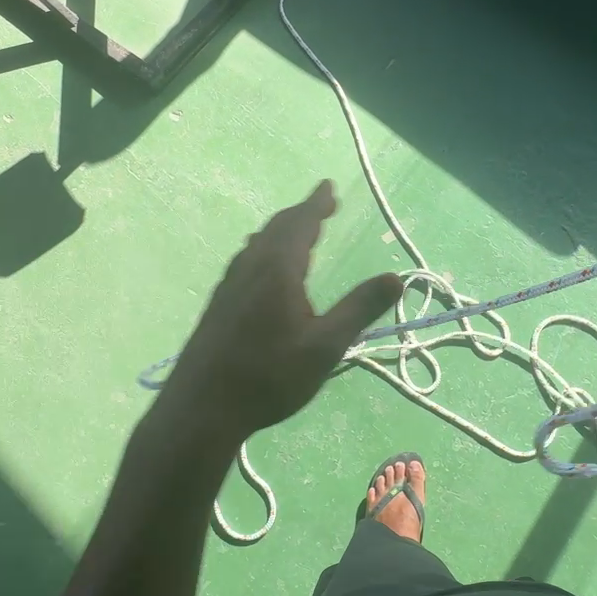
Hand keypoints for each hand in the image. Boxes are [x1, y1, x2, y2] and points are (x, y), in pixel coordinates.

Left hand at [157, 182, 402, 442]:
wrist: (201, 409)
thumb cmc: (268, 377)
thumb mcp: (325, 347)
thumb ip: (359, 309)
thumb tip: (396, 277)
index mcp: (278, 270)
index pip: (300, 224)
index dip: (317, 204)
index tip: (329, 186)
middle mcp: (250, 268)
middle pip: (276, 228)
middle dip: (301, 213)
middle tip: (322, 204)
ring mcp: (229, 285)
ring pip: (256, 244)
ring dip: (280, 230)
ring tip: (296, 230)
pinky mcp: (218, 304)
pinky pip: (245, 259)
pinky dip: (263, 248)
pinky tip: (262, 268)